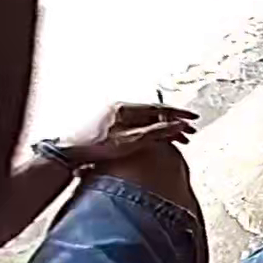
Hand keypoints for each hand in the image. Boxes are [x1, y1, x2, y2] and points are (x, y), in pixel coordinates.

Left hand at [59, 101, 197, 164]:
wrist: (68, 154)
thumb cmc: (97, 146)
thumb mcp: (132, 140)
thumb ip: (158, 131)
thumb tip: (180, 125)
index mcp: (125, 108)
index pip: (159, 108)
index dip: (179, 113)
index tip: (194, 118)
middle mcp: (120, 109)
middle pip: (155, 114)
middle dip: (175, 123)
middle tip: (190, 132)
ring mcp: (115, 117)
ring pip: (148, 121)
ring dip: (165, 129)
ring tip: (179, 139)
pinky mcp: (112, 126)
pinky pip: (140, 125)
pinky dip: (153, 131)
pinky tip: (160, 139)